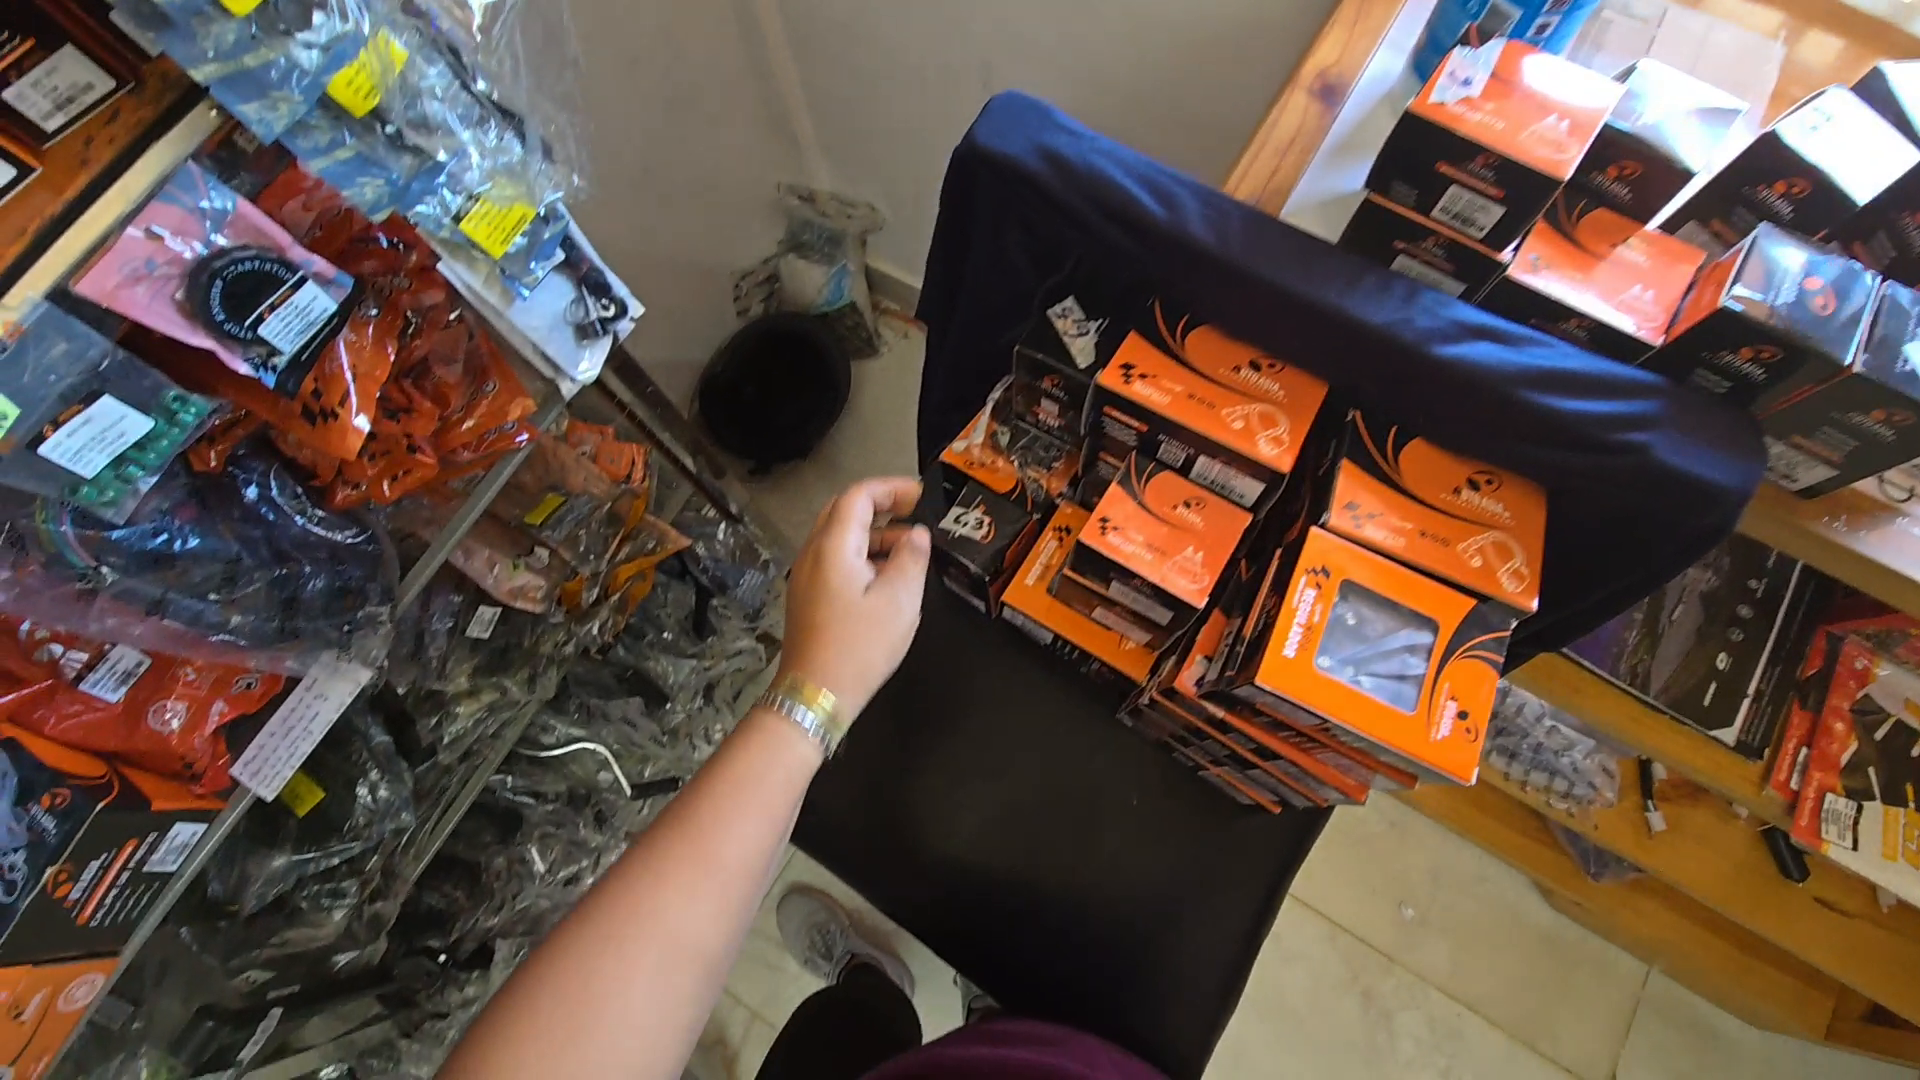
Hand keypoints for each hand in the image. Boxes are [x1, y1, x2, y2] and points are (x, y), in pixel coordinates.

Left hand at [778, 477, 931, 719]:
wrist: (816, 694)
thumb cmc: (860, 646)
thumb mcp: (899, 600)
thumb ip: (911, 559)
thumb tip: (918, 535)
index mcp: (833, 546)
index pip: (858, 496)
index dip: (890, 488)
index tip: (920, 495)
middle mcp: (813, 554)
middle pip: (843, 512)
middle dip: (880, 507)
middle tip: (913, 513)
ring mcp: (806, 576)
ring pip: (839, 538)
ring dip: (873, 534)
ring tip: (909, 549)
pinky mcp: (807, 597)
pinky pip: (835, 560)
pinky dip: (862, 556)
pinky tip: (886, 577)